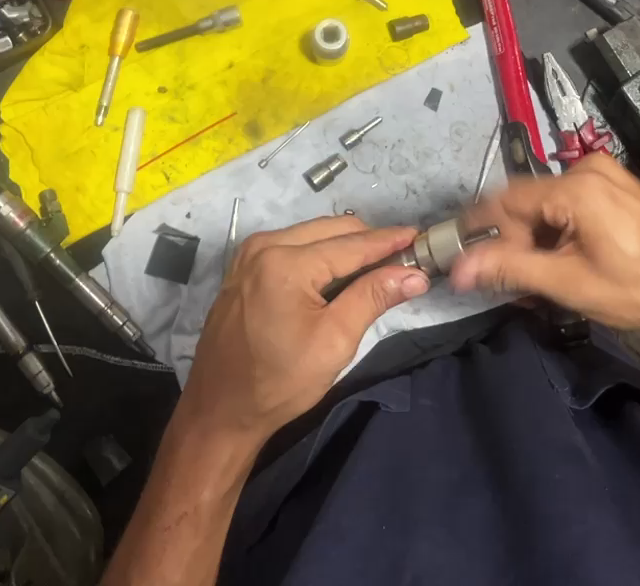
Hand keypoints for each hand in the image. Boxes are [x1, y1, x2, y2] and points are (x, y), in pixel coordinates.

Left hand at [179, 216, 428, 442]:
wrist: (219, 410)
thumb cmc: (279, 383)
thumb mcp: (334, 342)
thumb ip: (373, 298)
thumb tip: (414, 274)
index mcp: (286, 263)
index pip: (351, 244)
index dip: (389, 241)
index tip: (420, 237)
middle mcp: (265, 245)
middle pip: (332, 230)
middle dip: (369, 240)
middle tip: (403, 257)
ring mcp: (250, 253)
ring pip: (313, 233)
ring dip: (346, 245)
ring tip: (378, 265)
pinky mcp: (244, 265)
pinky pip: (293, 244)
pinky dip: (320, 251)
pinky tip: (340, 271)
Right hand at [450, 153, 639, 336]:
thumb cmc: (636, 293)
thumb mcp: (567, 283)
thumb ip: (509, 269)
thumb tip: (459, 269)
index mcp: (578, 187)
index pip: (507, 198)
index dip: (483, 228)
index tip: (465, 254)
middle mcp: (590, 168)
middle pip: (528, 198)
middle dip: (515, 238)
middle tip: (512, 278)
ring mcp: (608, 173)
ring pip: (548, 200)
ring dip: (536, 236)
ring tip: (540, 275)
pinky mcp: (619, 184)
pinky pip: (571, 199)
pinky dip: (558, 227)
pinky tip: (563, 258)